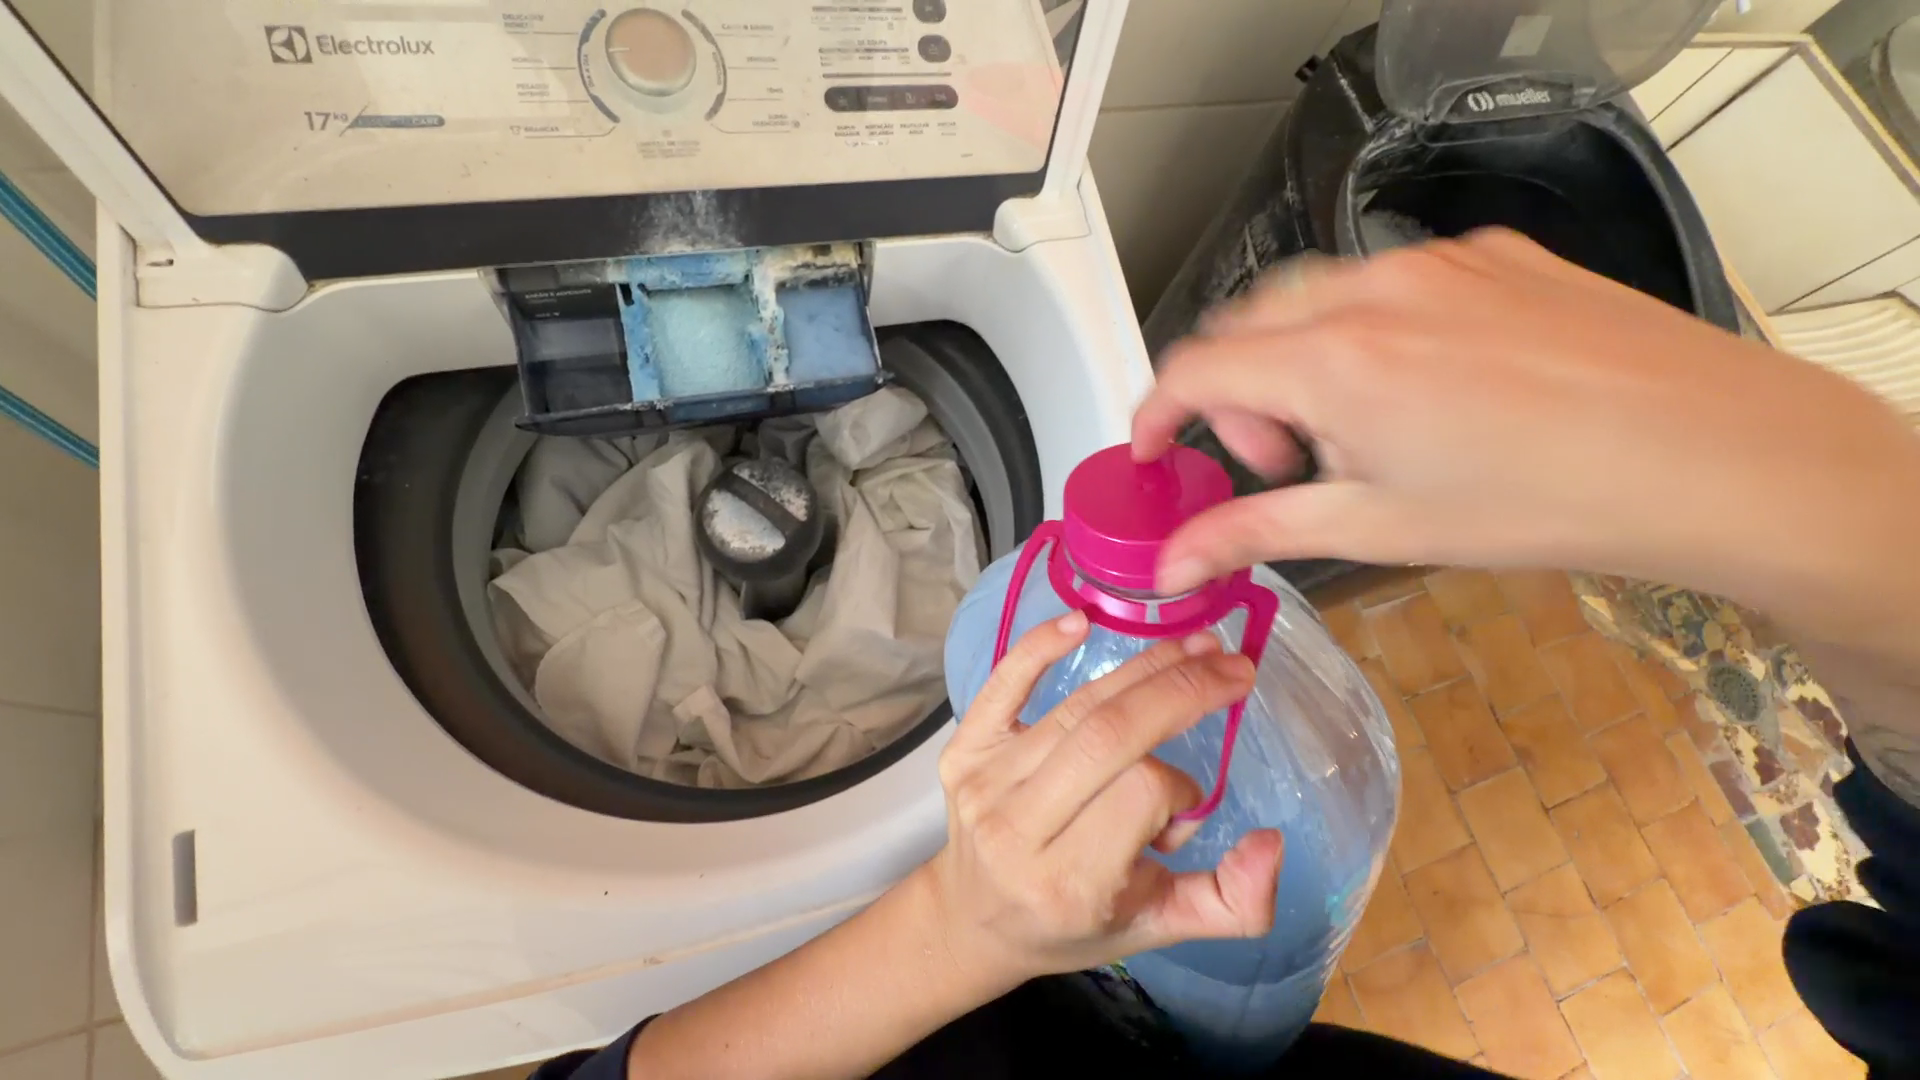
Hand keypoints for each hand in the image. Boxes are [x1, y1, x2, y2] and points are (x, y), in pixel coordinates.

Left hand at [923, 611, 1283, 990]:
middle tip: (1233, 665)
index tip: (1185, 803)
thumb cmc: (1072, 925)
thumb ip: (1229, 903)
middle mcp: (1018, 827)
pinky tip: (1081, 622)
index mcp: (1069, 882)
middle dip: (1180, 690)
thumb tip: (1271, 841)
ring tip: (1194, 647)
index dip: (1180, 786)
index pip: (1141, 793)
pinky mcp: (962, 750)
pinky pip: (1000, 686)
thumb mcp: (1156, 929)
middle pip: (1107, 735)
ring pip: (1075, 710)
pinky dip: (1038, 649)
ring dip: (1140, 670)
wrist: (975, 916)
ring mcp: (983, 781)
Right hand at [1132, 230, 1919, 651]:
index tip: (1152, 445)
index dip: (1156, 410)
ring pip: (1306, 298)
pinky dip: (1357, 331)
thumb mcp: (1374, 527)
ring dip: (1295, 361)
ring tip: (1357, 427)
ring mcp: (1433, 265)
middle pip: (1243, 328)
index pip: (1194, 367)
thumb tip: (1175, 561)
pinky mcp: (1484, 256)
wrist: (1719, 455)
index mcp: (1335, 361)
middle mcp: (1374, 291)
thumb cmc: (1550, 496)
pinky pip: (1378, 281)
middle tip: (1286, 459)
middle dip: (1237, 396)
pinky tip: (1414, 386)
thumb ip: (1252, 531)